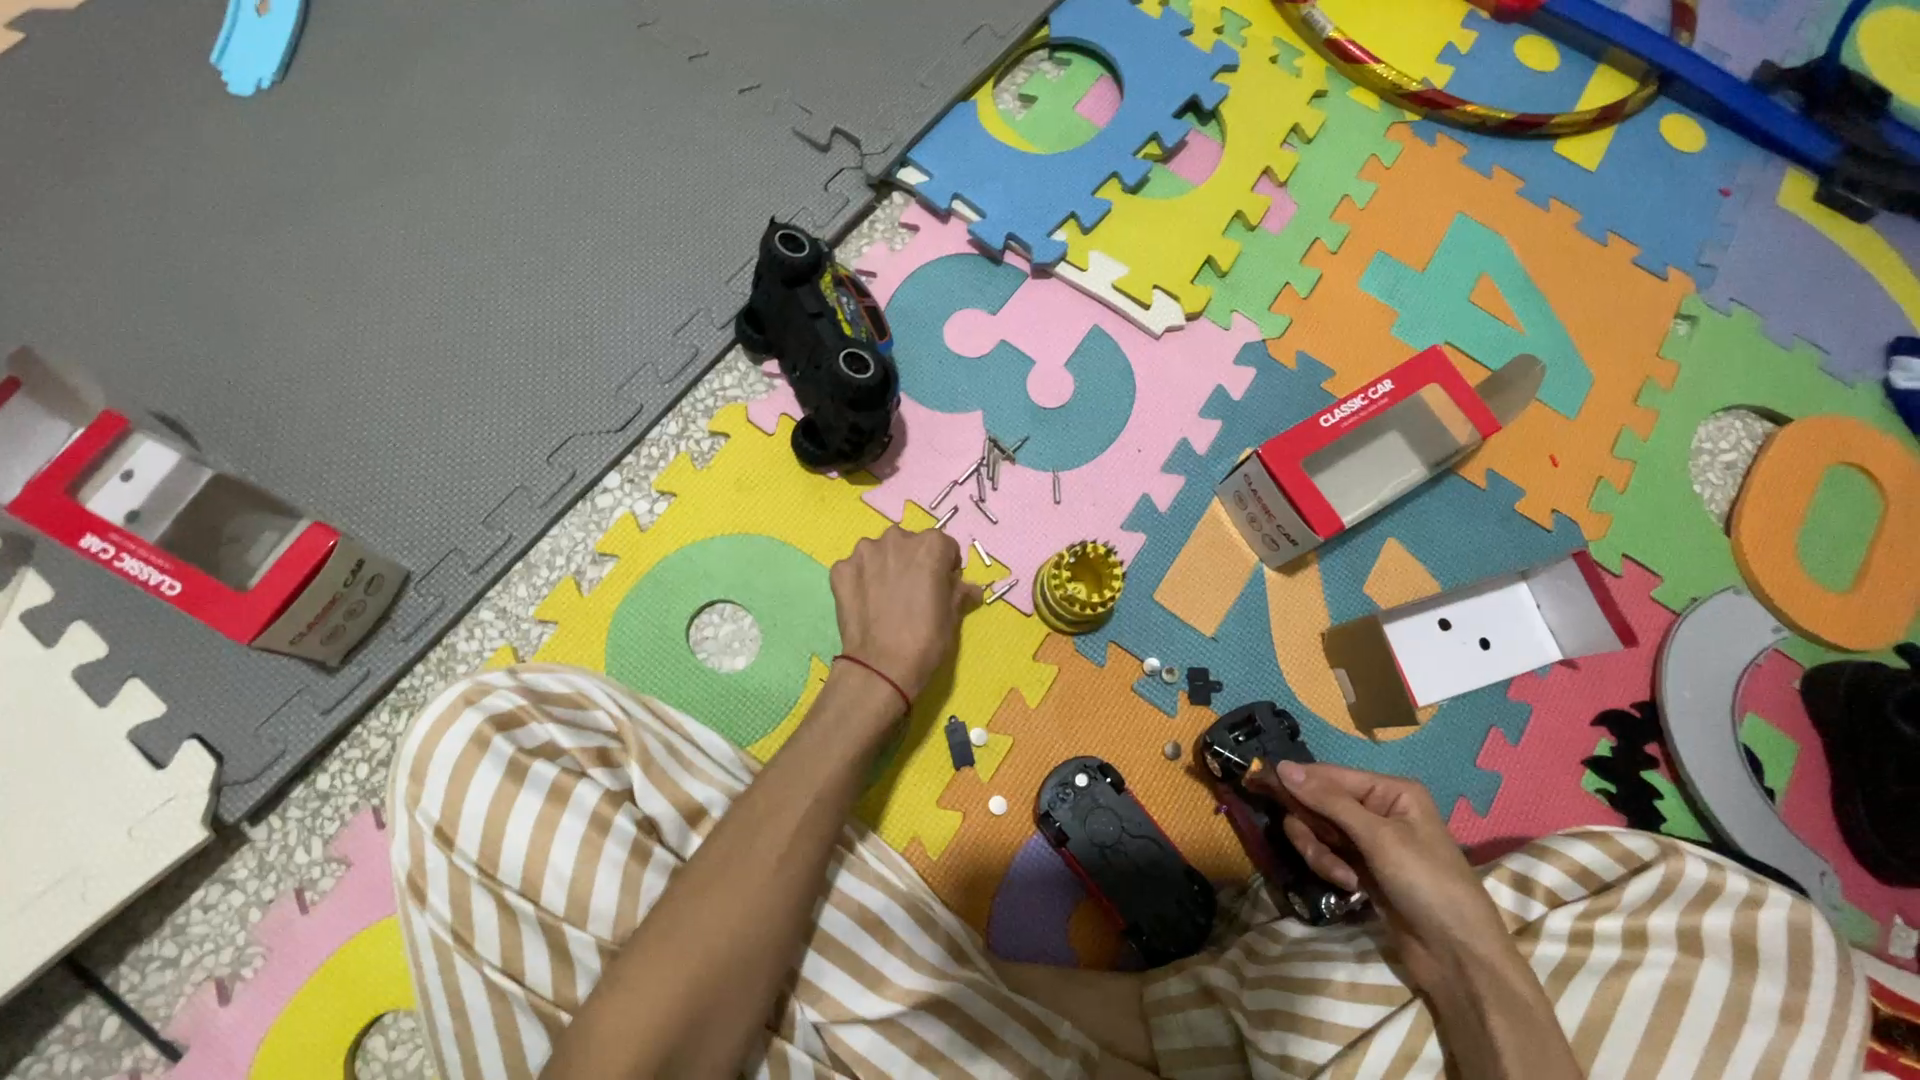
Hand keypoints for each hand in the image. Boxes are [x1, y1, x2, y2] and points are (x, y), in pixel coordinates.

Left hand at [829, 526, 979, 705]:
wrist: (882, 666)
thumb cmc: (927, 639)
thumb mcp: (953, 615)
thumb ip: (959, 591)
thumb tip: (971, 588)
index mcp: (930, 545)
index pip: (943, 546)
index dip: (944, 566)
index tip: (941, 586)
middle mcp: (896, 539)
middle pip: (908, 544)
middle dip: (912, 562)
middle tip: (912, 593)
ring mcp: (864, 552)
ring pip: (879, 553)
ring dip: (884, 567)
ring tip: (886, 598)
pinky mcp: (841, 569)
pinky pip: (855, 569)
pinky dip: (860, 580)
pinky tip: (866, 603)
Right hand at [1248, 761, 1514, 993]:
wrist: (1457, 955)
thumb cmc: (1426, 883)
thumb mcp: (1378, 838)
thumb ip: (1328, 801)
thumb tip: (1282, 766)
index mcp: (1390, 791)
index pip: (1329, 774)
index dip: (1294, 779)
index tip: (1255, 780)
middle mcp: (1379, 809)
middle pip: (1318, 803)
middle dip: (1312, 828)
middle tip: (1317, 849)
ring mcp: (1369, 841)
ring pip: (1318, 831)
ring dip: (1321, 854)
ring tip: (1343, 878)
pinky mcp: (1362, 868)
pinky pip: (1328, 854)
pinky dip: (1330, 868)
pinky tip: (1349, 886)